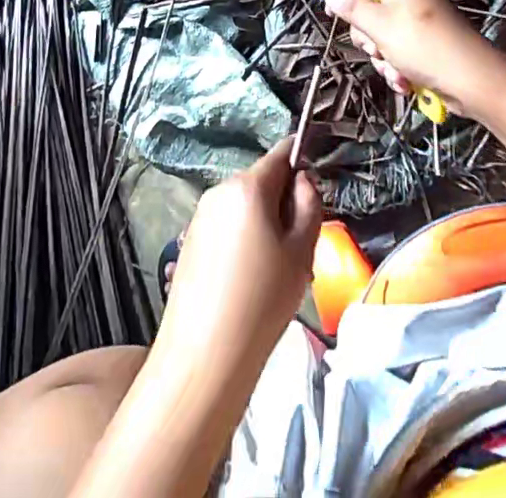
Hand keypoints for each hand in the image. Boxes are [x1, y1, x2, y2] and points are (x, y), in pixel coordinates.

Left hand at [156, 139, 320, 368]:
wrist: (205, 351)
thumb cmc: (263, 298)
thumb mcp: (301, 251)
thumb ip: (309, 205)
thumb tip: (302, 180)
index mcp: (248, 188)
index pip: (280, 155)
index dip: (301, 158)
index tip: (315, 178)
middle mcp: (219, 191)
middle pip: (261, 182)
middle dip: (283, 202)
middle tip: (299, 244)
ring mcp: (200, 215)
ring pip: (244, 206)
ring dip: (264, 222)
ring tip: (275, 269)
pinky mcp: (190, 239)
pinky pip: (226, 225)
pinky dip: (243, 238)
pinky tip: (249, 278)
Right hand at [324, 0, 505, 118]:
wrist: (472, 81)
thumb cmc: (425, 48)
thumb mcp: (380, 26)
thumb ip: (352, 9)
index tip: (340, 15)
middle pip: (370, 9)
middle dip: (368, 36)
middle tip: (376, 47)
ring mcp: (420, 21)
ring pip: (383, 36)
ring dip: (382, 58)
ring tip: (395, 70)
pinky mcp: (427, 44)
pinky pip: (400, 51)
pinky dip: (398, 67)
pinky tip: (405, 80)